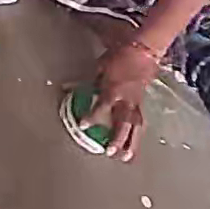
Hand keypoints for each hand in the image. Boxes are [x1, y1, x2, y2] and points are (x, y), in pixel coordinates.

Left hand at [89, 40, 159, 161]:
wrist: (143, 50)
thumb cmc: (119, 56)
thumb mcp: (100, 66)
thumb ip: (87, 81)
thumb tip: (66, 88)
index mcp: (113, 90)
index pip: (101, 107)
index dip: (92, 117)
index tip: (83, 125)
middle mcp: (126, 99)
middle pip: (123, 123)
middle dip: (117, 139)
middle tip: (110, 153)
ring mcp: (136, 102)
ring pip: (135, 126)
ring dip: (131, 143)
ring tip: (126, 158)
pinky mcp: (142, 102)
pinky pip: (140, 121)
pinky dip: (137, 134)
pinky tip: (134, 145)